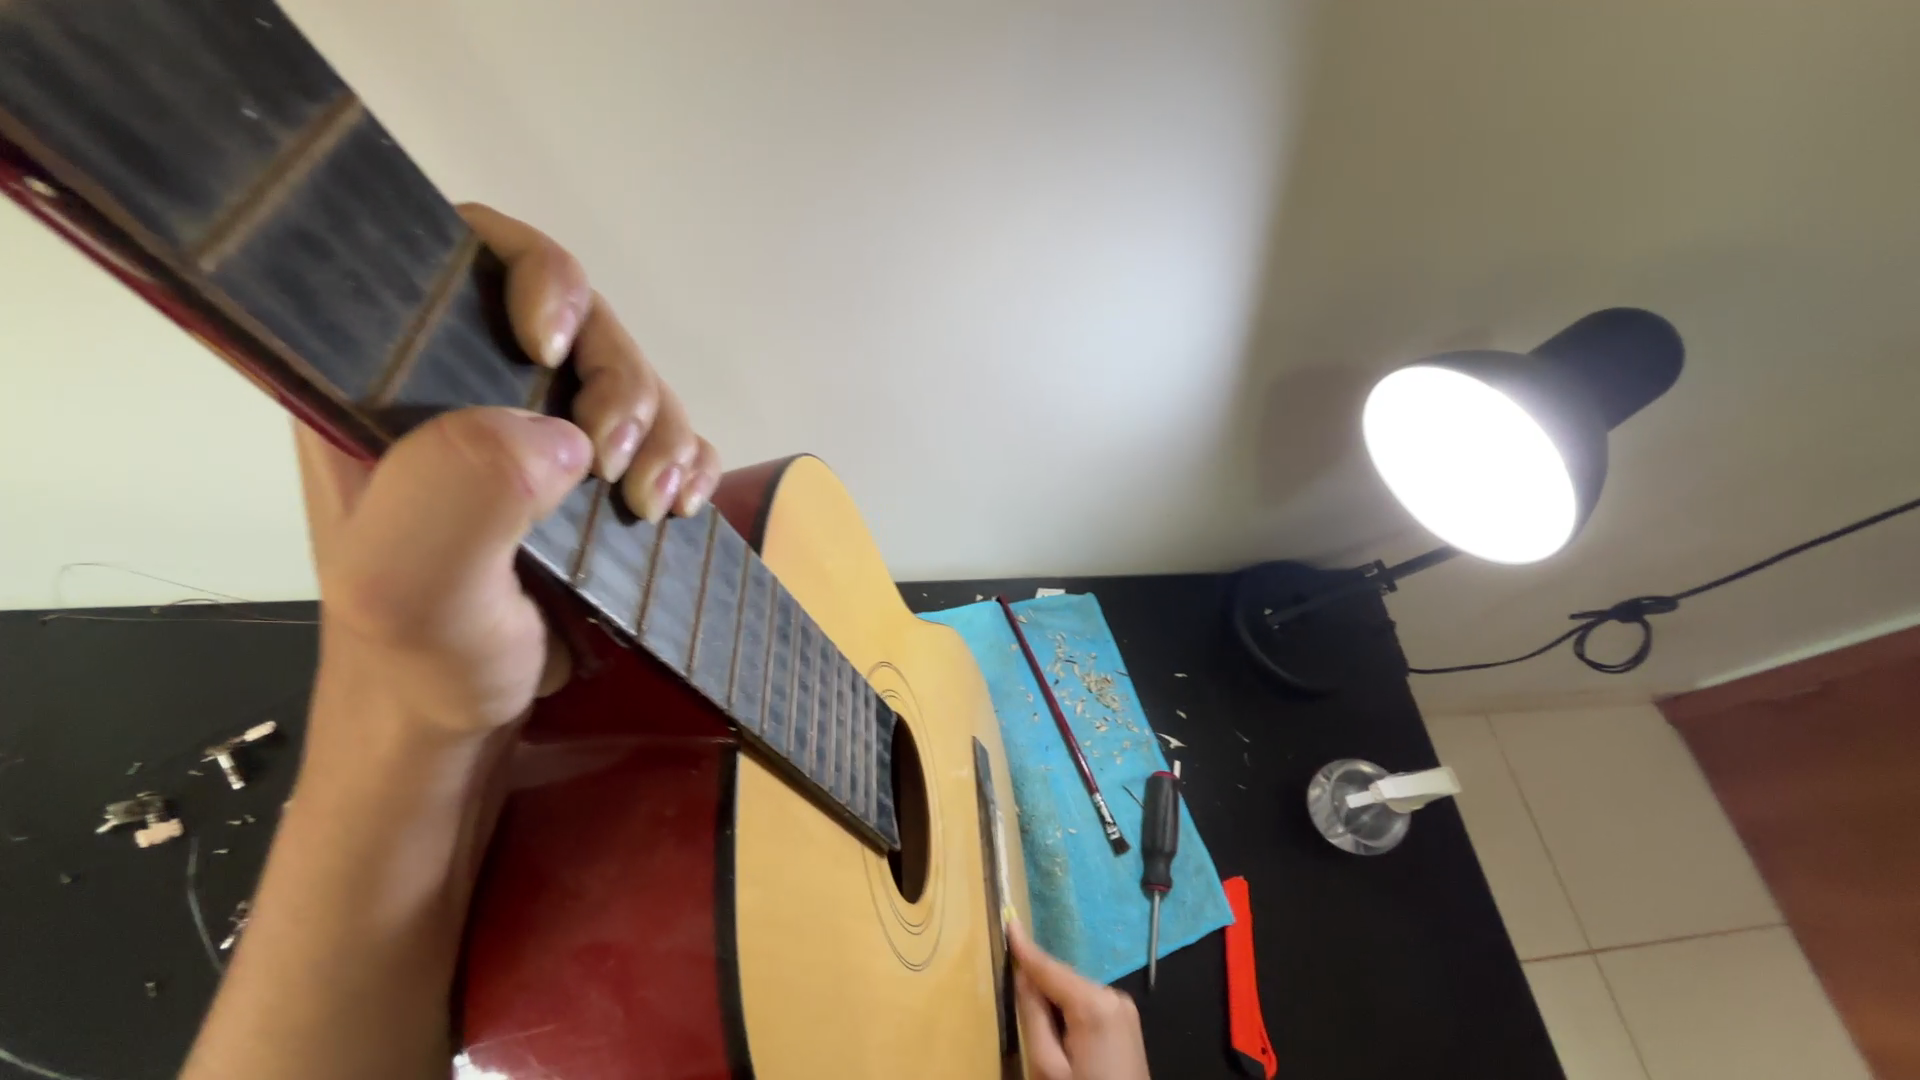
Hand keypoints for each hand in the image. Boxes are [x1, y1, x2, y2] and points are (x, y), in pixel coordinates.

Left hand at [294, 203, 719, 735]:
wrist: (469, 714)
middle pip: (582, 319)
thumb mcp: (408, 589)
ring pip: (634, 379)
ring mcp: (545, 431)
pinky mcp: (599, 472)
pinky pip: (669, 432)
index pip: (465, 258)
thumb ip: (460, 496)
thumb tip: (562, 435)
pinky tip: (679, 507)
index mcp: (396, 381)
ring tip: (650, 508)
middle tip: (614, 471)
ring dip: (663, 434)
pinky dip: (690, 461)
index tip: (552, 346)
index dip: (528, 270)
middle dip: (619, 386)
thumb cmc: (417, 658)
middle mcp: (474, 390)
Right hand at [1010, 921, 1150, 1079]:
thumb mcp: (1048, 1066)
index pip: (1049, 968)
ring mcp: (1124, 1008)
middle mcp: (1113, 994)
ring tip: (1050, 1043)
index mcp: (1094, 1003)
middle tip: (1026, 1019)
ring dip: (1057, 1006)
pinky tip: (1067, 1042)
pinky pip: (1089, 1007)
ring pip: (1074, 993)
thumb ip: (1033, 1015)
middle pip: (1062, 981)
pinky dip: (1072, 1015)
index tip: (1007, 919)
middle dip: (1041, 991)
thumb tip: (1023, 974)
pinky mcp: (1127, 1022)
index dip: (1024, 948)